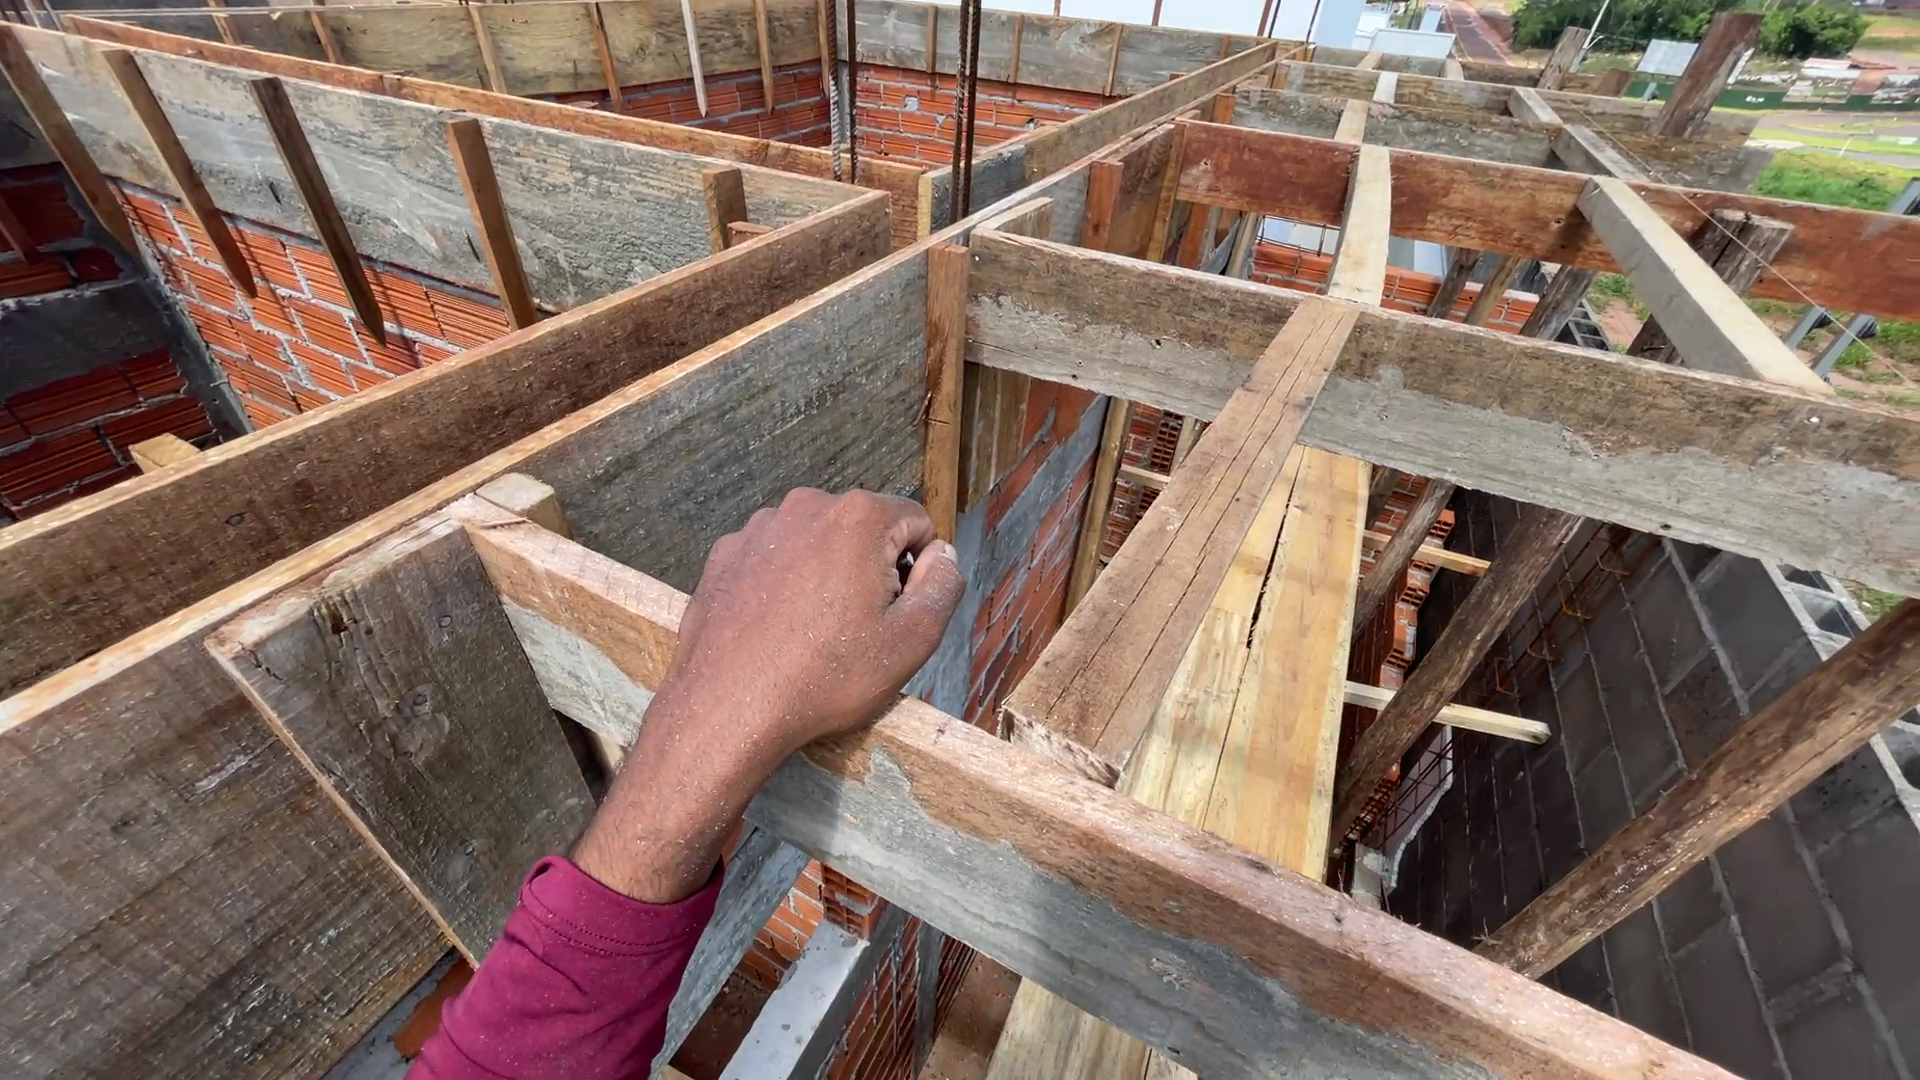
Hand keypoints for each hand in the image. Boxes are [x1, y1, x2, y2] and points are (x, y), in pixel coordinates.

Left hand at [574, 489, 962, 902]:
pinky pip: (776, 558)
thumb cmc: (827, 676)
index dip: (917, 572)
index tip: (894, 615)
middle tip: (857, 629)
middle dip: (871, 569)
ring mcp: (759, 527)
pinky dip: (785, 583)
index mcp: (860, 516)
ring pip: (819, 542)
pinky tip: (776, 628)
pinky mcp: (725, 554)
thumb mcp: (914, 638)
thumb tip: (941, 554)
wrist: (727, 709)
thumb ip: (944, 583)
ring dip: (827, 574)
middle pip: (865, 529)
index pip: (917, 524)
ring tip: (813, 633)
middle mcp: (807, 505)